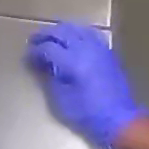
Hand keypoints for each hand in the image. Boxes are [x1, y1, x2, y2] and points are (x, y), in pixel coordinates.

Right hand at [26, 22, 144, 148]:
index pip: (48, 47)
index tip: (28, 56)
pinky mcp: (107, 52)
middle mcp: (86, 49)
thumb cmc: (89, 115)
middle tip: (34, 41)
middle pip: (62, 31)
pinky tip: (72, 41)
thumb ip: (49, 79)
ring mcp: (98, 48)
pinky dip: (76, 33)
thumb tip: (39, 65)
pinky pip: (89, 34)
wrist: (121, 120)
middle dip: (45, 34)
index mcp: (73, 61)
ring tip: (51, 38)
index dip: (35, 51)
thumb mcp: (62, 101)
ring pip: (76, 28)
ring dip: (61, 31)